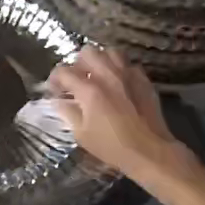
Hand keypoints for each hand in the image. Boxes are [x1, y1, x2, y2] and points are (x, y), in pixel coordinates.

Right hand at [48, 46, 191, 183]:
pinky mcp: (144, 80)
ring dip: (100, 61)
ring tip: (97, 76)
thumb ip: (68, 113)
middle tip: (76, 80)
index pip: (64, 71)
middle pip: (87, 52)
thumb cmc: (112, 147)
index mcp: (90, 90)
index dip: (54, 79)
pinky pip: (128, 64)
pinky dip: (119, 69)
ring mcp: (129, 75)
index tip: (54, 90)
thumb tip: (58, 101)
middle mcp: (108, 75)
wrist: (149, 151)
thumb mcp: (82, 135)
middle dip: (77, 64)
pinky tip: (118, 83)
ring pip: (110, 52)